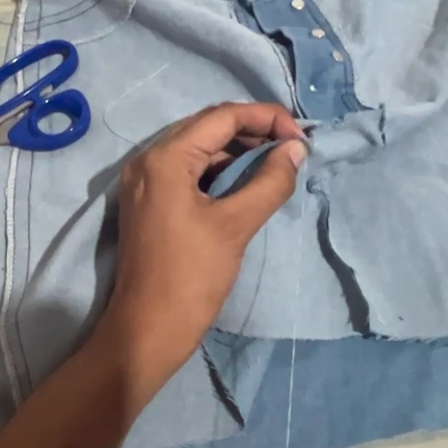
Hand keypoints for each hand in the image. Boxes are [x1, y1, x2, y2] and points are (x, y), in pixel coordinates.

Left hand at [97, 102, 307, 378]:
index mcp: (164, 158)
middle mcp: (148, 160)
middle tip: (292, 150)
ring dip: (238, 152)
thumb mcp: (236, 226)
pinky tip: (248, 183)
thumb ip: (269, 182)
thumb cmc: (190, 277)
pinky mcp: (149, 201)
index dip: (265, 119)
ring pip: (198, 149)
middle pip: (208, 127)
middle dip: (253, 132)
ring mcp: (145, 181)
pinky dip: (220, 171)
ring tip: (277, 165)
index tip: (301, 138)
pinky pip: (188, 171)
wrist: (146, 330)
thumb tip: (296, 150)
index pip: (221, 117)